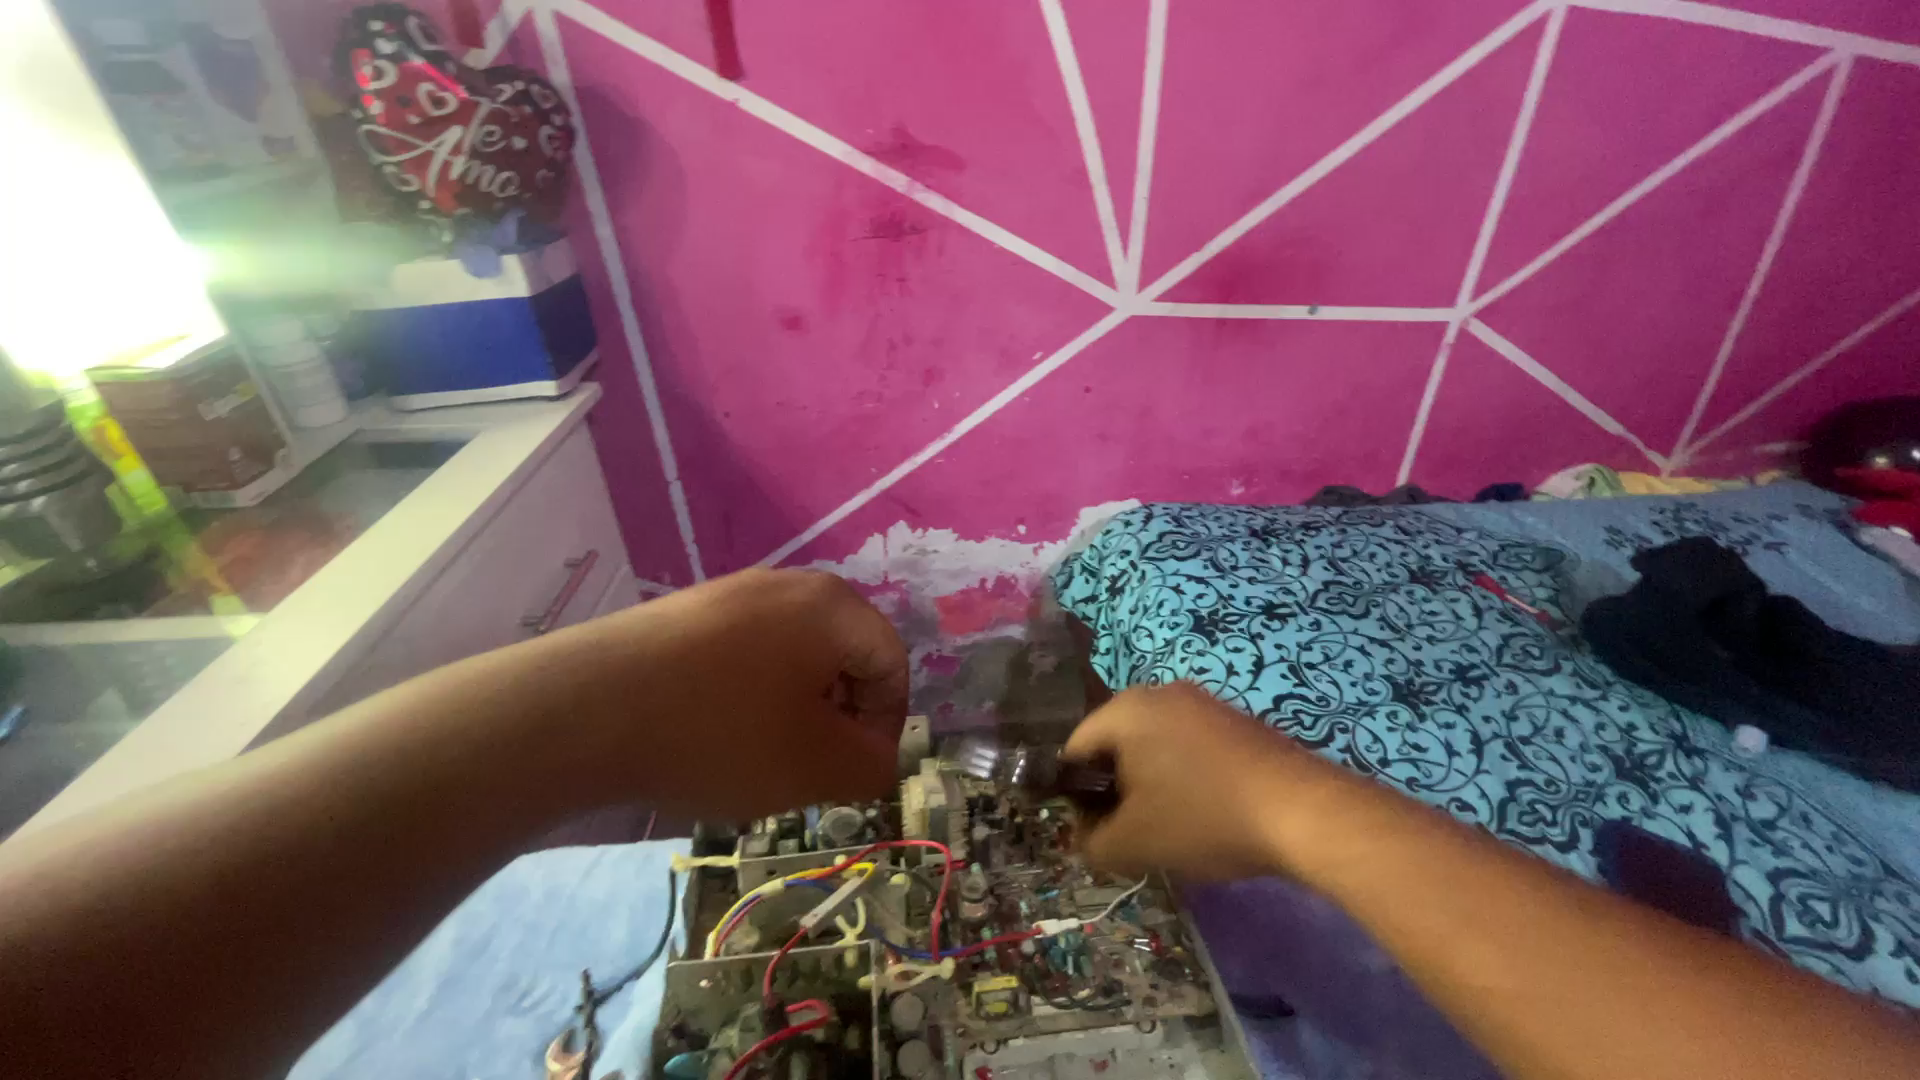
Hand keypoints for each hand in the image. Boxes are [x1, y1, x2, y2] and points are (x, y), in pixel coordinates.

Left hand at [564, 568, 907, 817]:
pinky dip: (746, 697)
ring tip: (755, 756)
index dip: (886, 725)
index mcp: (833, 607)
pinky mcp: (686, 613)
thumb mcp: (814, 767)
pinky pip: (743, 654)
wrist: (581, 710)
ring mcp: (731, 593)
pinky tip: (710, 734)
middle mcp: (788, 584)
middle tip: (806, 767)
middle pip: (842, 656)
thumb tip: (878, 758)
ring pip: (792, 657)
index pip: (892, 664)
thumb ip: (871, 766)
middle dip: (837, 717)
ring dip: (792, 710)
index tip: (852, 771)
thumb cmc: (719, 734)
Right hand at [1063, 682, 1351, 880]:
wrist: (1303, 813)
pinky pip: (1190, 745)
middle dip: (1115, 786)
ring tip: (1170, 825)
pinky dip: (1186, 775)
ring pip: (1154, 744)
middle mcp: (1159, 692)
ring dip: (1151, 781)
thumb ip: (1091, 842)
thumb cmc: (1203, 818)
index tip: (1091, 829)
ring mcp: (1202, 702)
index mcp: (1125, 710)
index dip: (1074, 793)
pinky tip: (1206, 810)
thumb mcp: (1133, 844)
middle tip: (1129, 830)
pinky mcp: (1235, 719)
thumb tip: (1085, 836)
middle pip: (1115, 743)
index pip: (1074, 749)